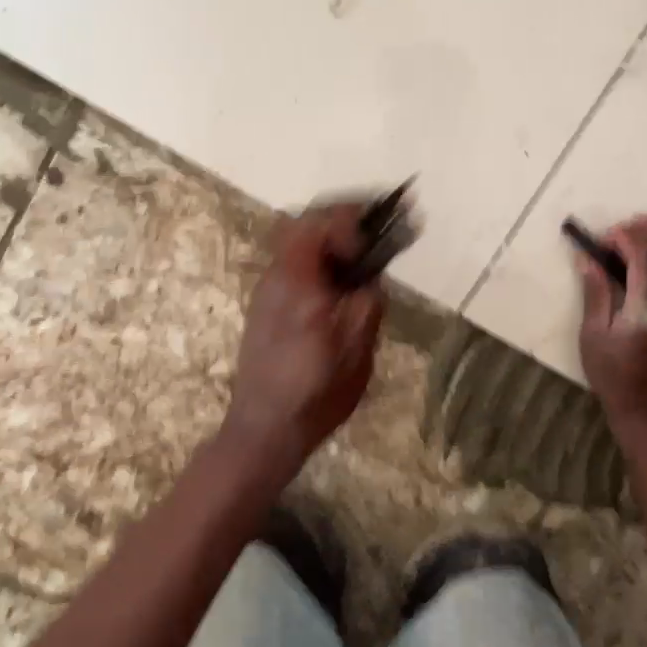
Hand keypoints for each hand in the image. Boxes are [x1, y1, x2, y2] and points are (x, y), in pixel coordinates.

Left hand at [220, 204, 384, 480]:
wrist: (265, 430)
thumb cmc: (314, 392)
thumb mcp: (356, 349)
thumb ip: (367, 303)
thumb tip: (372, 278)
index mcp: (296, 281)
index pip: (317, 221)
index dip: (351, 217)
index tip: (381, 231)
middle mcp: (275, 279)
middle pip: (303, 226)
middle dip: (342, 220)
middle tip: (378, 227)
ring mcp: (267, 295)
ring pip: (298, 247)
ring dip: (331, 242)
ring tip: (366, 255)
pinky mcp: (267, 312)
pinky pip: (296, 270)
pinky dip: (322, 264)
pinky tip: (343, 287)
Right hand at [575, 214, 646, 420]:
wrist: (641, 399)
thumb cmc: (611, 371)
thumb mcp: (592, 333)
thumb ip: (595, 292)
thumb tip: (589, 256)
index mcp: (645, 307)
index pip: (646, 255)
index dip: (625, 237)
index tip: (603, 239)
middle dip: (644, 228)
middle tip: (617, 235)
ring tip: (638, 235)